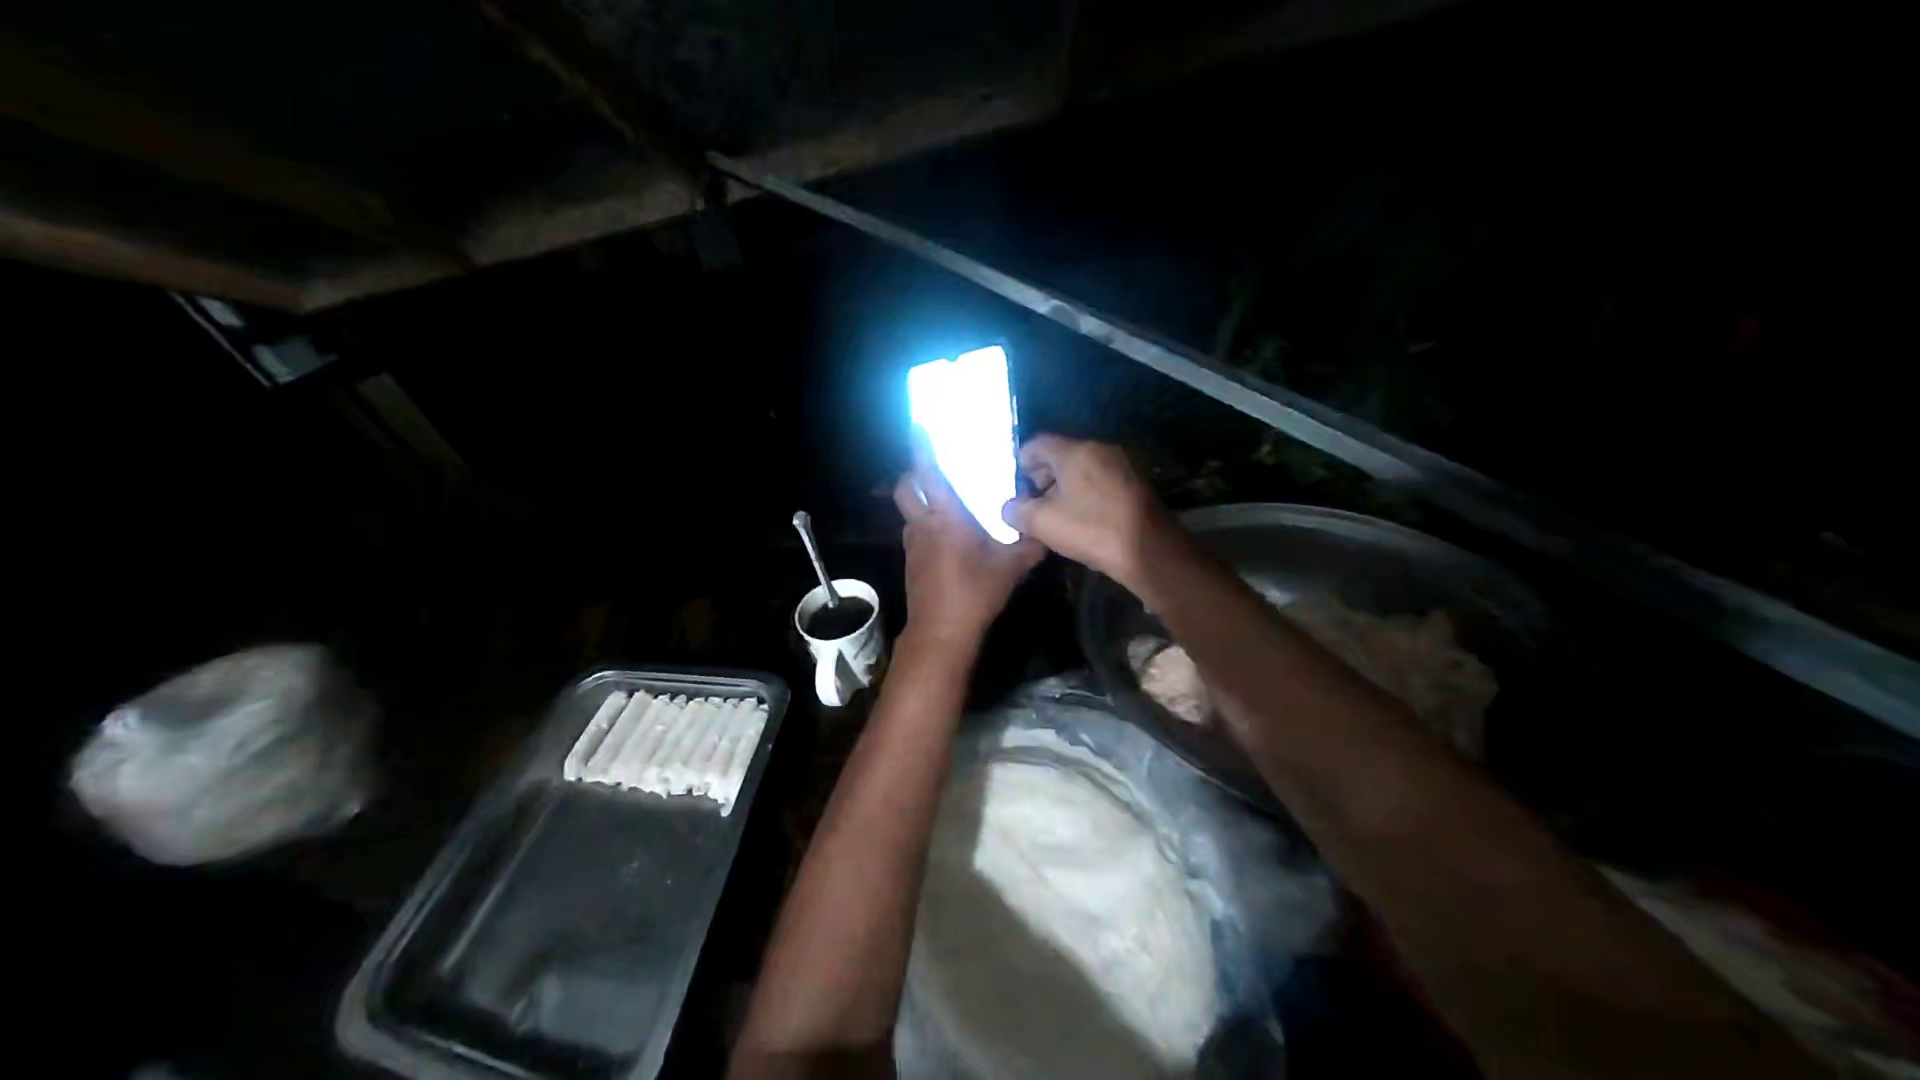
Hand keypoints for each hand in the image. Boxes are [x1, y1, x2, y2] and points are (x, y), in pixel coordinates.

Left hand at [893, 448, 1044, 648]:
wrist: (941, 632)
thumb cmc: (975, 592)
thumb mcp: (1012, 567)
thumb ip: (1030, 545)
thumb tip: (1046, 531)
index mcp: (946, 517)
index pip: (928, 474)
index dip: (921, 448)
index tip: (917, 426)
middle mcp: (923, 525)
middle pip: (904, 489)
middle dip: (912, 475)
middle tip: (932, 471)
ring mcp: (912, 546)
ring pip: (908, 514)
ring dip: (920, 504)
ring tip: (945, 507)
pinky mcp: (911, 564)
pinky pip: (915, 535)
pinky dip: (925, 530)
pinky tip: (947, 543)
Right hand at [1001, 435, 1176, 591]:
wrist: (1149, 551)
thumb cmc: (1091, 529)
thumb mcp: (1042, 523)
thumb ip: (1017, 511)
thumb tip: (1008, 507)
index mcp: (1075, 451)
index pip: (1037, 444)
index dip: (1019, 463)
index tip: (1012, 486)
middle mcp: (1100, 450)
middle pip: (1060, 455)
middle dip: (1041, 477)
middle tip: (1029, 503)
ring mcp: (1121, 466)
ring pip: (1081, 470)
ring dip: (1063, 488)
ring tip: (1051, 515)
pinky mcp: (1134, 485)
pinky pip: (1099, 482)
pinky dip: (1084, 494)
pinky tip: (1078, 519)